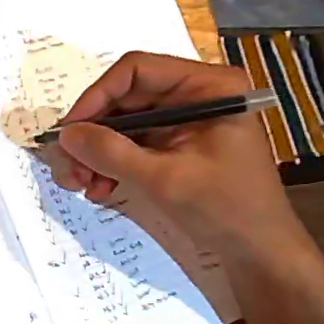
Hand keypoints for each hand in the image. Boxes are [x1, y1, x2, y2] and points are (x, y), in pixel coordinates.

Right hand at [42, 52, 301, 252]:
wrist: (258, 252)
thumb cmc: (225, 209)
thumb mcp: (163, 179)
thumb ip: (111, 152)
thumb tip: (64, 135)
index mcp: (207, 87)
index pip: (136, 71)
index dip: (96, 97)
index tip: (69, 131)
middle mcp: (193, 95)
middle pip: (122, 99)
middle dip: (91, 134)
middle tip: (67, 166)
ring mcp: (182, 121)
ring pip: (120, 124)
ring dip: (94, 153)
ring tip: (79, 184)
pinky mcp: (172, 145)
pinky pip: (129, 144)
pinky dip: (108, 164)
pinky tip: (99, 189)